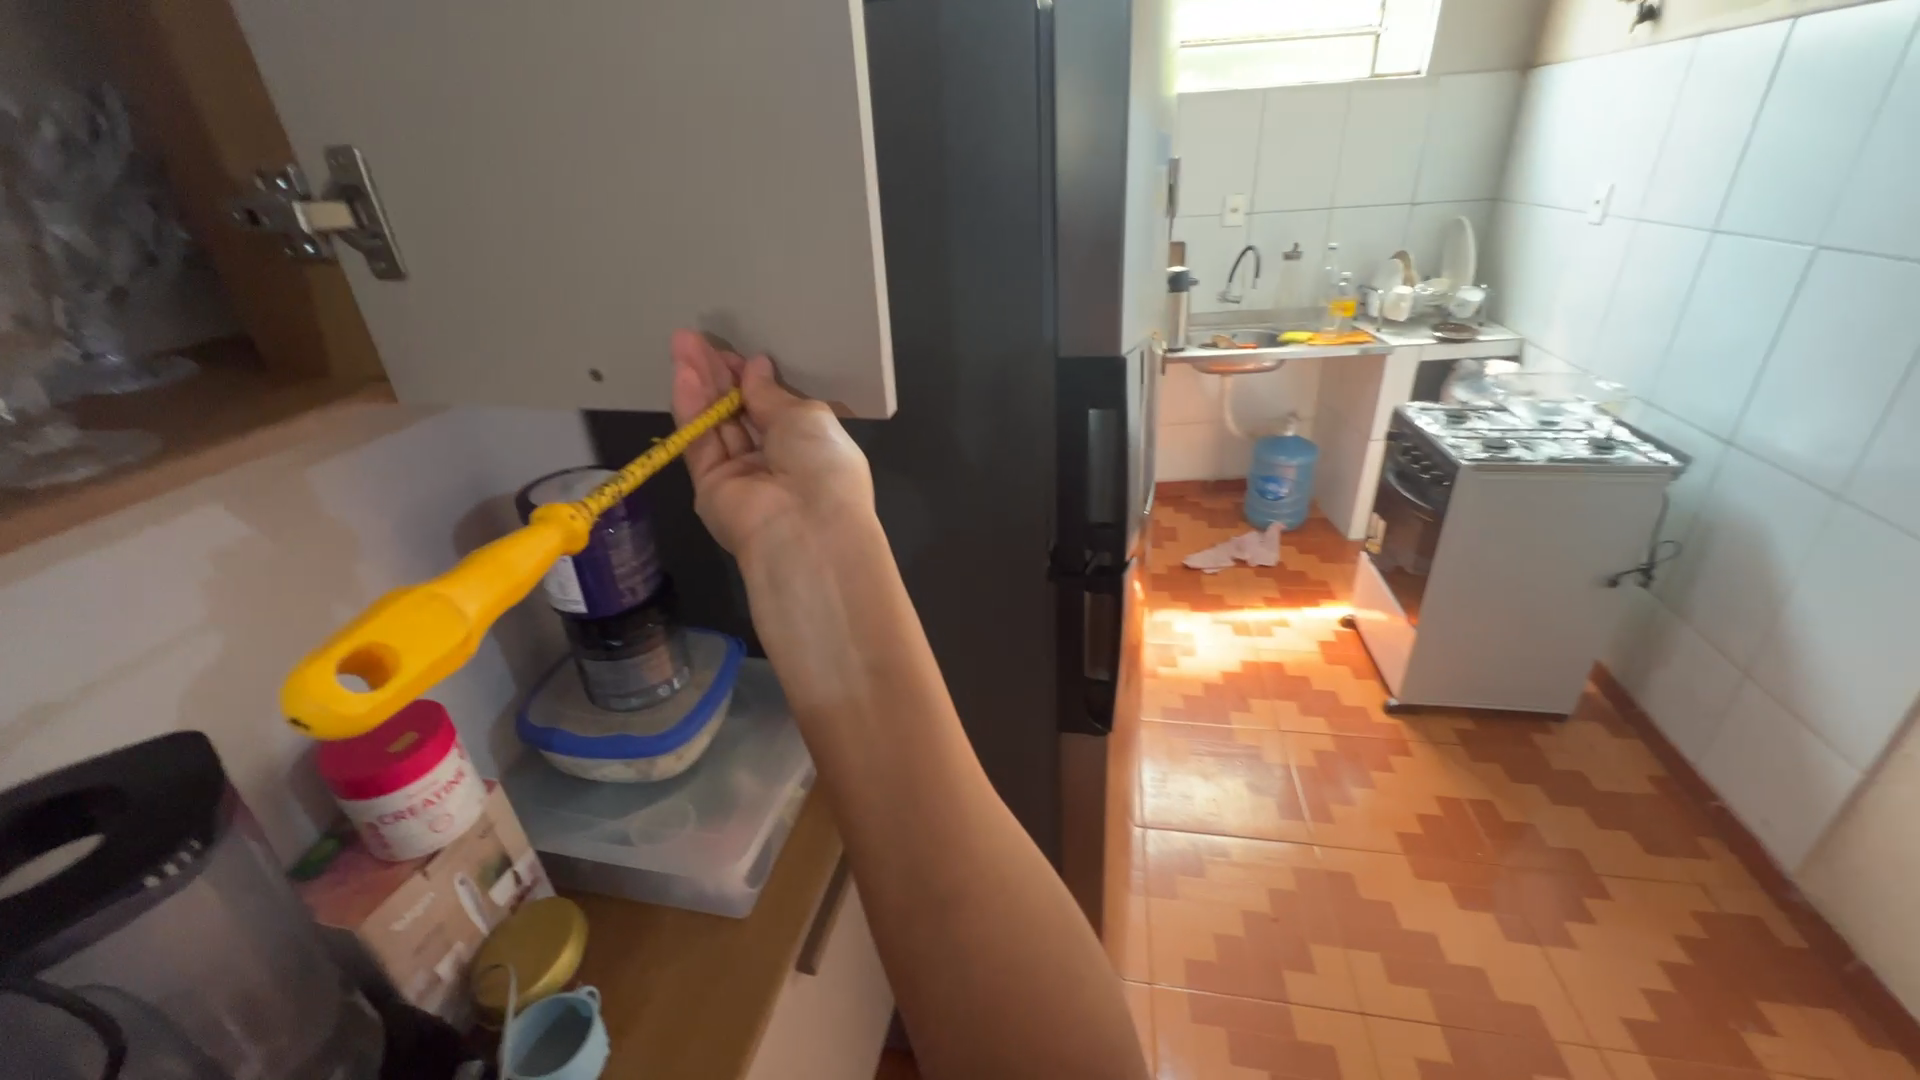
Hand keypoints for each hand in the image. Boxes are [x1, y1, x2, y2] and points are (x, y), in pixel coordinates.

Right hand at [669, 330, 875, 569]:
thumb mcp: (808, 417)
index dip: (754, 378)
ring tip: (681, 343)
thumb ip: (774, 394)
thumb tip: (757, 368)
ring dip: (700, 383)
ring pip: (716, 423)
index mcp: (810, 446)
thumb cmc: (823, 466)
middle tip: (695, 339)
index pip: (775, 406)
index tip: (736, 352)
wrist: (805, 530)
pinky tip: (681, 374)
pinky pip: (699, 443)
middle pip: (741, 412)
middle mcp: (776, 461)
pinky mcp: (710, 487)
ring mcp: (742, 475)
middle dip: (720, 375)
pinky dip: (690, 409)